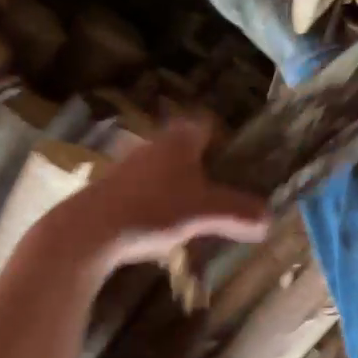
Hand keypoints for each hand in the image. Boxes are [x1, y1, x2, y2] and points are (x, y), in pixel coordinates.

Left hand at [38, 118, 269, 272]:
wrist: (88, 232)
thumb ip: (238, 212)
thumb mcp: (205, 212)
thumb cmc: (154, 210)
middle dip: (201, 166)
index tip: (236, 159)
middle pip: (184, 148)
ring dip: (177, 187)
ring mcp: (127, 168)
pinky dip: (155, 204)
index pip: (206, 125)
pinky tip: (160, 228)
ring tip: (193, 213)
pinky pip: (142, 191)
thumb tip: (269, 220)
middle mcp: (153, 145)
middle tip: (221, 189)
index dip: (223, 138)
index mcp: (179, 140)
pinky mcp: (109, 192)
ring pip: (162, 170)